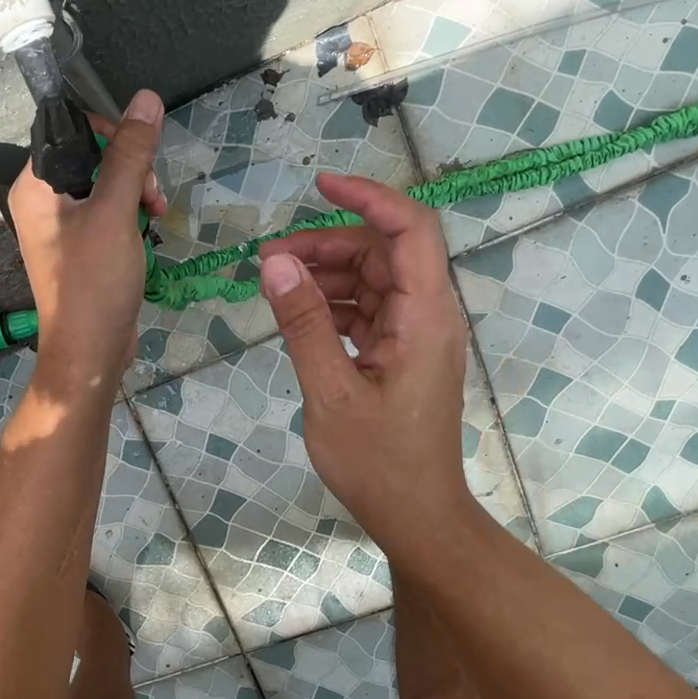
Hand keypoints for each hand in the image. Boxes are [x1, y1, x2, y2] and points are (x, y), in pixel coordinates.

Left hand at [8, 89, 168, 391]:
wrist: (89, 352)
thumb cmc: (94, 283)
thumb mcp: (115, 212)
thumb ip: (130, 155)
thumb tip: (146, 99)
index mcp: (35, 186)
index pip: (67, 127)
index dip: (109, 131)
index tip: (140, 154)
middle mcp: (42, 202)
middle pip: (91, 155)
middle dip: (130, 167)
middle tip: (151, 195)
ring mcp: (61, 227)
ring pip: (104, 184)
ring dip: (136, 192)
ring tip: (156, 214)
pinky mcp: (81, 249)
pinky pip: (107, 213)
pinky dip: (130, 216)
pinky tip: (148, 231)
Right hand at [259, 173, 481, 567]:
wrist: (414, 513)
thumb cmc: (377, 460)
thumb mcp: (331, 391)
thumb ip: (303, 323)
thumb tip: (274, 262)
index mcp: (425, 315)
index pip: (409, 229)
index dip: (368, 196)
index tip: (319, 185)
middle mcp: (428, 315)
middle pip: (384, 253)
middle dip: (329, 244)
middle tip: (269, 258)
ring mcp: (416, 337)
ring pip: (373, 282)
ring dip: (326, 276)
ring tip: (274, 285)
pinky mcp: (402, 358)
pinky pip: (368, 313)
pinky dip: (333, 307)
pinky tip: (297, 316)